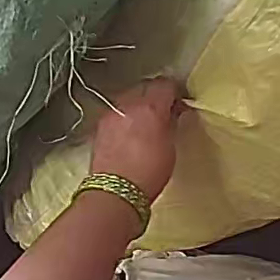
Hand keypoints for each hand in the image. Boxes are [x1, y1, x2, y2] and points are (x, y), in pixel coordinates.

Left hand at [89, 77, 183, 201]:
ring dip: (138, 106)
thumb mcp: (170, 148)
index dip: (175, 92)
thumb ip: (171, 124)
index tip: (179, 102)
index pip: (166, 85)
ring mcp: (111, 115)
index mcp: (151, 107)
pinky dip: (125, 118)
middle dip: (155, 96)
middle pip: (145, 87)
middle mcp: (128, 104)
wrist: (115, 194)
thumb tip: (172, 113)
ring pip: (128, 99)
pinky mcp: (99, 127)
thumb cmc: (147, 174)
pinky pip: (116, 114)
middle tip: (164, 112)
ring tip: (146, 124)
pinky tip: (129, 134)